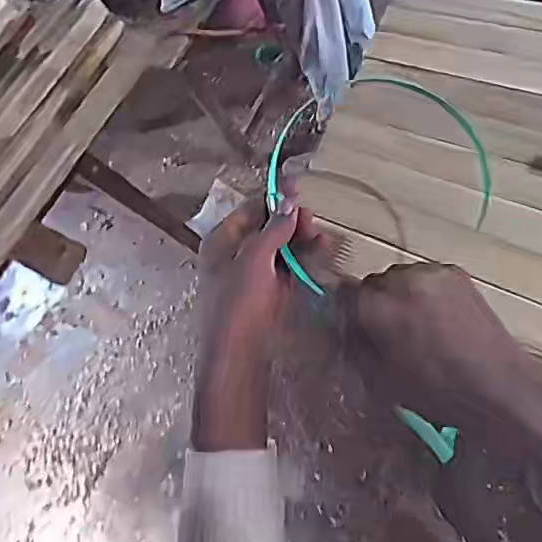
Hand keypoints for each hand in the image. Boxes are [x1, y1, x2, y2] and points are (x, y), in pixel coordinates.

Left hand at [193, 195, 328, 448]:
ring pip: (280, 247)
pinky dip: (301, 259)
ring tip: (320, 236)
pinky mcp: (268, 292)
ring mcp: (252, 274)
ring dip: (300, 239)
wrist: (237, 354)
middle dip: (291, 221)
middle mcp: (234, 254)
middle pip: (266, 227)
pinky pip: (287, 268)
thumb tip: (288, 203)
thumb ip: (273, 229)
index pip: (250, 210)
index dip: (274, 198)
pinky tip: (318, 252)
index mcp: (221, 241)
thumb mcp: (255, 259)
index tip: (298, 187)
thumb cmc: (237, 303)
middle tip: (311, 219)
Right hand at [345, 263, 541, 498]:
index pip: (344, 295)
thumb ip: (355, 343)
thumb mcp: (380, 377)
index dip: (348, 314)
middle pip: (372, 285)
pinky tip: (439, 318)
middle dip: (375, 305)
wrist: (501, 388)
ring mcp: (431, 272)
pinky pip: (425, 277)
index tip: (355, 330)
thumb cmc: (436, 392)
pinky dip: (424, 293)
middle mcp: (401, 280)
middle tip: (390, 335)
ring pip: (399, 278)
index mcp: (379, 307)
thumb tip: (343, 324)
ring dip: (400, 296)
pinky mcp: (455, 272)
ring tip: (419, 327)